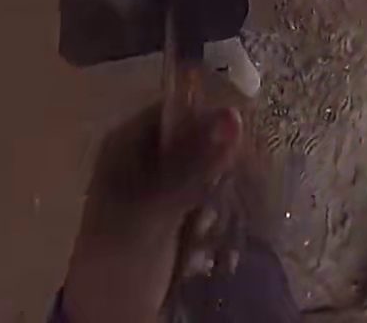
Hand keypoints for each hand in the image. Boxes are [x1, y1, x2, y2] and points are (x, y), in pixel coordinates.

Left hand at [61, 104, 242, 322]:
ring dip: (221, 188)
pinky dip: (218, 211)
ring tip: (232, 208)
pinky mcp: (173, 220)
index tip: (245, 134)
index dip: (209, 116)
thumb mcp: (157, 206)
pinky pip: (205, 201)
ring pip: (203, 171)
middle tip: (244, 177)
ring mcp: (158, 189)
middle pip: (193, 139)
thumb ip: (194, 162)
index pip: (176, 110)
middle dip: (219, 157)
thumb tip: (234, 115)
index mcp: (127, 140)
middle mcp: (143, 157)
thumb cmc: (121, 254)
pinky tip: (226, 225)